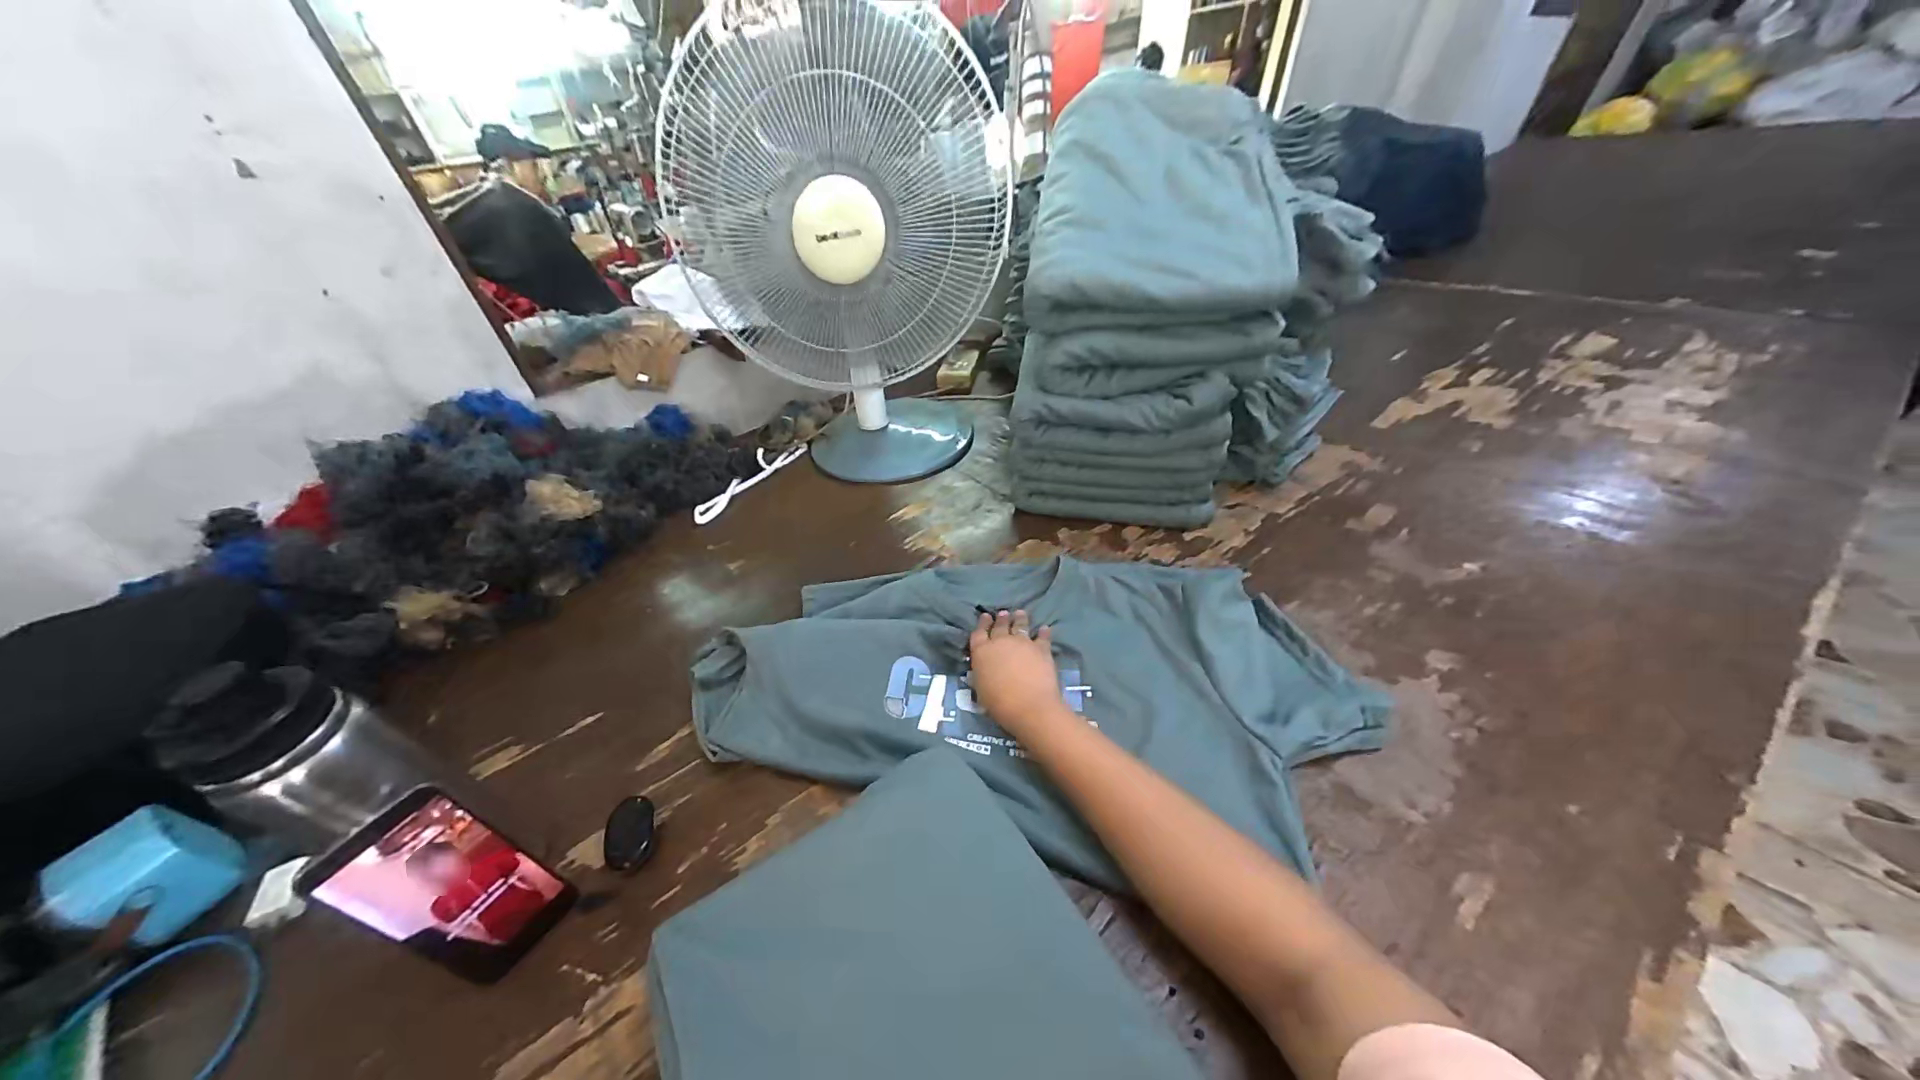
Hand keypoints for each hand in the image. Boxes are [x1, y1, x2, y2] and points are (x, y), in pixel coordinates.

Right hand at [967, 610, 1063, 737]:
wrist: (1029, 706)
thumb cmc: (999, 703)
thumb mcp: (981, 689)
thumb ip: (982, 674)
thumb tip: (985, 669)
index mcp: (982, 652)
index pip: (979, 633)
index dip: (982, 624)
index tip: (985, 616)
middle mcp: (1001, 642)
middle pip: (1000, 626)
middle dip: (1001, 619)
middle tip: (1003, 613)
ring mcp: (1022, 643)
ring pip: (1020, 625)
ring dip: (1019, 618)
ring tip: (1020, 613)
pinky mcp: (1041, 648)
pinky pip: (1042, 637)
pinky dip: (1043, 632)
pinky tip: (1044, 628)